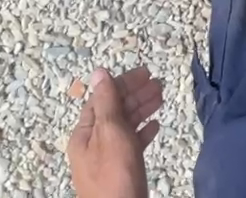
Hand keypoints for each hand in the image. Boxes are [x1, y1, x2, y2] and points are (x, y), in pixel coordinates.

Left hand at [66, 65, 163, 197]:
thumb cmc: (114, 173)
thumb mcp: (110, 132)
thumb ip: (107, 101)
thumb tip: (98, 71)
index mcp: (85, 133)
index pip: (102, 97)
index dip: (123, 82)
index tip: (145, 72)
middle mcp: (93, 144)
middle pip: (114, 110)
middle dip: (135, 94)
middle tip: (158, 82)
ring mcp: (107, 158)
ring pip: (125, 125)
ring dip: (142, 109)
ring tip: (161, 97)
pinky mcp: (121, 171)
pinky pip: (131, 144)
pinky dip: (143, 132)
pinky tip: (155, 126)